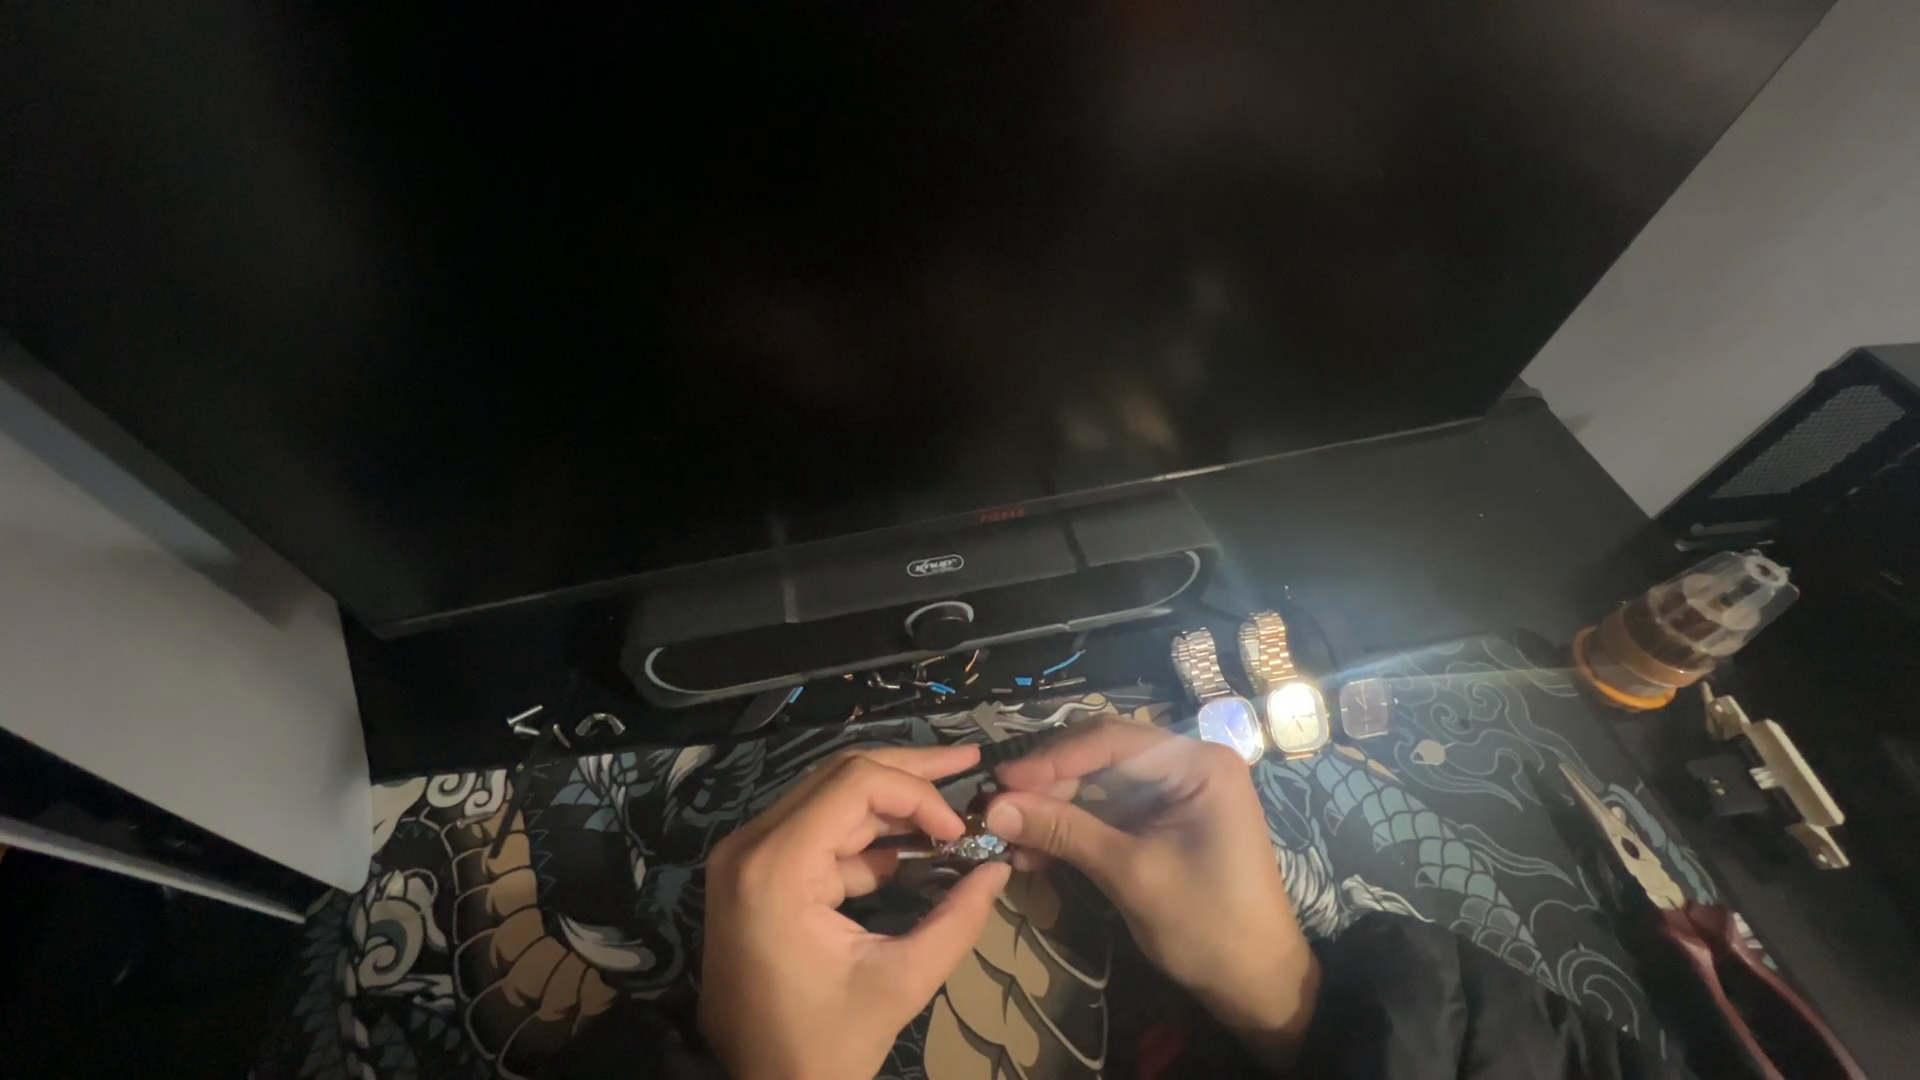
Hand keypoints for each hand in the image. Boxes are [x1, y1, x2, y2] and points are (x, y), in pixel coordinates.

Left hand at [700, 744, 1012, 1079]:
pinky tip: (916, 840)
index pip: (856, 783)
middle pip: (842, 775)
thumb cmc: (818, 1050)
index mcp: (777, 866)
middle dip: (911, 770)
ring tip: (949, 800)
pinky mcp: (759, 868)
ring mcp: (751, 853)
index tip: (958, 829)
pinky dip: (870, 831)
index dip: (917, 792)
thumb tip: (1000, 868)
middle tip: (967, 762)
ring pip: (833, 794)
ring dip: (893, 797)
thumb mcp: (898, 986)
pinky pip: (822, 827)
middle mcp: (754, 842)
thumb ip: (957, 922)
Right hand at [985, 718, 1318, 1068]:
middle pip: (1101, 755)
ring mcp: (1174, 790)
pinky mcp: (1161, 817)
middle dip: (1050, 783)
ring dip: (1055, 807)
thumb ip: (1063, 831)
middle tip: (1000, 807)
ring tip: (1012, 835)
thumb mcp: (1130, 873)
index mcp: (1196, 762)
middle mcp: (1186, 762)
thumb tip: (993, 808)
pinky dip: (1073, 826)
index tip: (1003, 781)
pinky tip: (1037, 849)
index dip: (1052, 758)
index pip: (1111, 740)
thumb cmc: (1207, 926)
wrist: (1258, 988)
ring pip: (1097, 781)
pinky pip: (1107, 808)